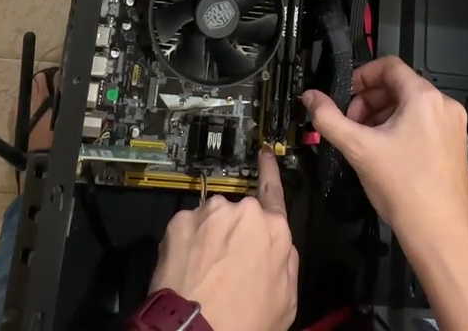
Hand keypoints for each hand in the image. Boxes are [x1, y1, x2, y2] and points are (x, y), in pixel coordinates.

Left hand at [149, 151, 296, 330]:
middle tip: (230, 265)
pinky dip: (188, 243)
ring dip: (211, 236)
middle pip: (241, 214)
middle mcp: (243, 211)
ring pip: (213, 219)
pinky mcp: (180, 220)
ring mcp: (210, 212)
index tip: (265, 153)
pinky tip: (189, 268)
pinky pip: (188, 226)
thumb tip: (278, 244)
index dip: (270, 170)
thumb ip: (286, 260)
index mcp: (274, 228)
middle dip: (236, 232)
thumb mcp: (286, 300)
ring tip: (207, 272)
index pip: (274, 190)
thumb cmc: (245, 323)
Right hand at [301, 57, 467, 249]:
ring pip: (411, 107)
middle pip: (400, 86)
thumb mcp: (359, 149)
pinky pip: (423, 125)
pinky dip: (401, 129)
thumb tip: (310, 97)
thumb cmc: (405, 190)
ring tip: (364, 140)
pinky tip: (384, 154)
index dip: (362, 76)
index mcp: (425, 98)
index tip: (346, 94)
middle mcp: (445, 107)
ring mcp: (453, 128)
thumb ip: (329, 119)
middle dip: (370, 100)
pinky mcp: (455, 148)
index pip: (389, 66)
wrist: (443, 239)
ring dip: (383, 115)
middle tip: (350, 122)